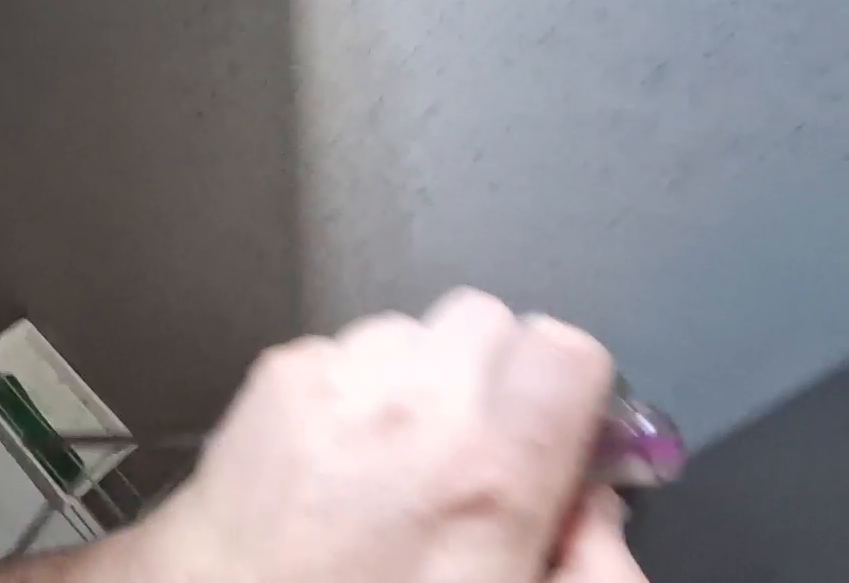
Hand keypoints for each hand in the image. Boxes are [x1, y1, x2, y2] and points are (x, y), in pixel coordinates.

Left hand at [109, 289, 645, 582]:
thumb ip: (591, 558)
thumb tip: (596, 490)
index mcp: (486, 469)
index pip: (562, 352)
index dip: (569, 382)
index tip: (558, 418)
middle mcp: (409, 400)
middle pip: (480, 316)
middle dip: (490, 364)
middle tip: (473, 427)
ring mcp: (333, 372)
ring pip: (405, 328)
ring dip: (415, 370)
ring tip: (395, 439)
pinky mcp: (279, 365)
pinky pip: (340, 346)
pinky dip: (352, 378)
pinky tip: (336, 437)